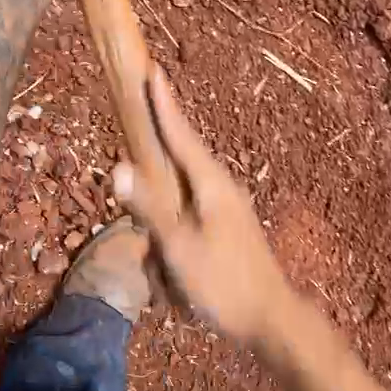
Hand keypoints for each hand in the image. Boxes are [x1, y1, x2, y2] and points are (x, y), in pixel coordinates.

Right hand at [112, 69, 295, 347]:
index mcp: (211, 181)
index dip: (164, 102)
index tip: (153, 69)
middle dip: (153, 202)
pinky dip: (175, 255)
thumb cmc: (224, 282)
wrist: (273, 321)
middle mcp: (220, 186)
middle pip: (174, 172)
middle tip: (145, 217)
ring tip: (169, 285)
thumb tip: (118, 168)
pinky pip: (187, 229)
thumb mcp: (179, 247)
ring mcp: (225, 208)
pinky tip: (177, 289)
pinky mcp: (225, 230)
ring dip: (164, 244)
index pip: (180, 132)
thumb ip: (149, 208)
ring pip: (177, 209)